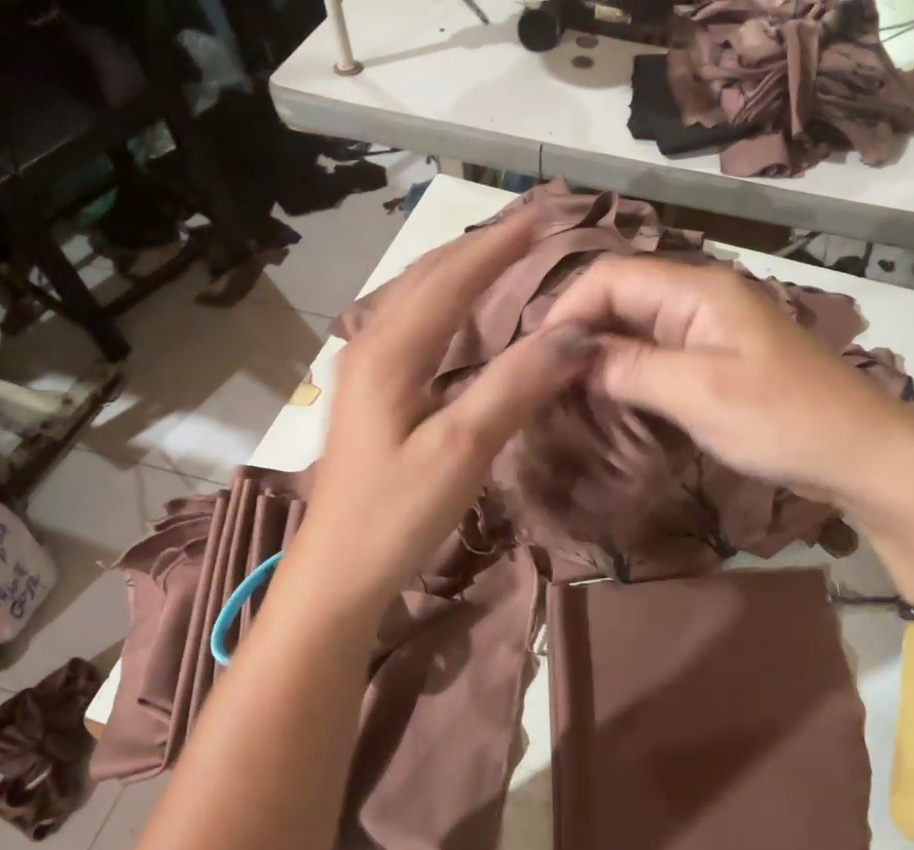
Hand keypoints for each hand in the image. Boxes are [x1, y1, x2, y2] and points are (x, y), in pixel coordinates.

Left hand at [284, 212, 596, 612]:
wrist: (338, 570)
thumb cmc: (397, 514)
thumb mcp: (462, 450)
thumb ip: (515, 387)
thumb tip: (575, 334)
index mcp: (390, 351)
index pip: (452, 278)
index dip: (500, 244)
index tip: (547, 215)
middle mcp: (370, 346)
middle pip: (427, 276)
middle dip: (479, 245)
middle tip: (530, 225)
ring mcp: (365, 370)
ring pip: (416, 299)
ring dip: (460, 271)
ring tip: (504, 255)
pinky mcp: (371, 395)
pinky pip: (414, 327)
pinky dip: (447, 305)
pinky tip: (465, 317)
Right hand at [542, 255, 913, 510]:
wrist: (861, 455)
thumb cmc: (782, 420)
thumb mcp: (698, 394)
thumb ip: (629, 368)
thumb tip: (569, 356)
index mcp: (697, 288)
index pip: (609, 277)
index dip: (565, 312)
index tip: (534, 363)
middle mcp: (703, 297)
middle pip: (621, 299)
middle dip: (579, 335)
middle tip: (542, 384)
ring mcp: (715, 331)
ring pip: (639, 329)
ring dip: (603, 356)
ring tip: (565, 395)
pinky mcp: (723, 363)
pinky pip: (662, 356)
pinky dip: (632, 374)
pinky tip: (612, 400)